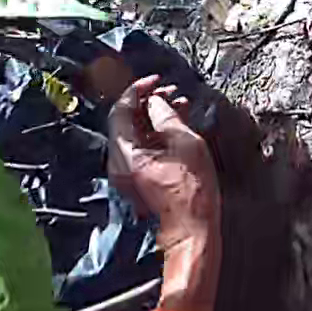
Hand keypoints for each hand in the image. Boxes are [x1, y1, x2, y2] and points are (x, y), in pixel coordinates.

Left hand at [108, 75, 218, 310]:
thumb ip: (167, 117)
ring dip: (154, 116)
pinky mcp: (137, 179)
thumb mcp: (186, 143)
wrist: (192, 230)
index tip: (156, 80)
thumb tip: (155, 102)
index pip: (121, 110)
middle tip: (170, 91)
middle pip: (125, 121)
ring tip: (179, 105)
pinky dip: (156, 133)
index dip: (138, 90)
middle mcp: (119, 163)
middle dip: (147, 102)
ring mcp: (127, 173)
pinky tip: (177, 125)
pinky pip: (141, 147)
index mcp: (126, 154)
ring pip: (135, 133)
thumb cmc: (192, 190)